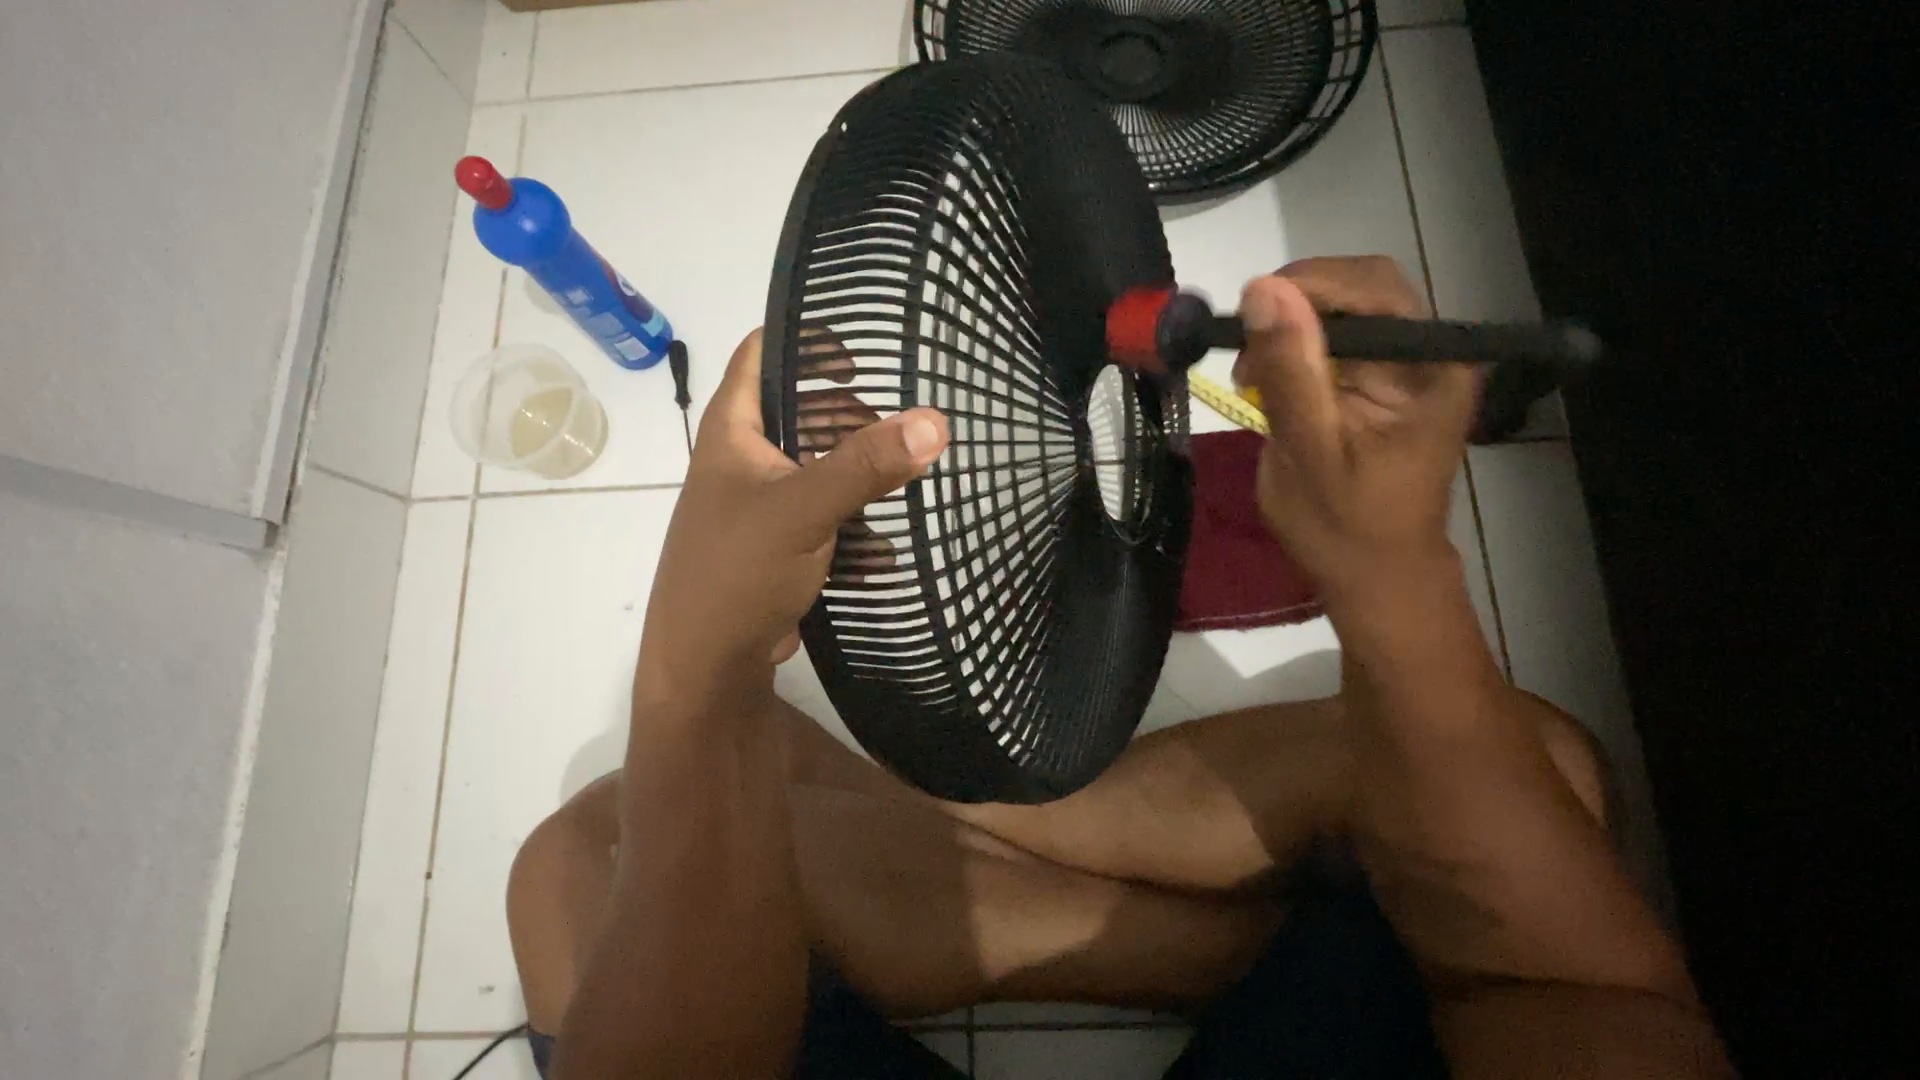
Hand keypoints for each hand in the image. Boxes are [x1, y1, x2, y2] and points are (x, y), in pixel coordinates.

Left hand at [637, 329, 948, 698]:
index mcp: (734, 432)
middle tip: (898, 424)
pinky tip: (886, 545)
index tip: (860, 357)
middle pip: (801, 411)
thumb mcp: (802, 510)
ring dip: (859, 472)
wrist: (707, 666)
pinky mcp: (780, 544)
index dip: (805, 339)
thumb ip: (865, 465)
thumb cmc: (736, 572)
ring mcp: (762, 504)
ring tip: (904, 478)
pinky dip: (855, 523)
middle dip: (850, 415)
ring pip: (819, 467)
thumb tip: (935, 420)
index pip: (761, 354)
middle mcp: (745, 460)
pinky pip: (825, 517)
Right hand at [1232, 257, 1478, 599]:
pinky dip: (1294, 353)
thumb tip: (1262, 290)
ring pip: (1344, 311)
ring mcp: (1407, 367)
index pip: (1373, 288)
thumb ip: (1291, 373)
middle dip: (1295, 308)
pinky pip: (1336, 342)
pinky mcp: (1382, 382)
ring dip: (1289, 331)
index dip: (1308, 285)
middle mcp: (1430, 354)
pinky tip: (1269, 383)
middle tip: (1245, 355)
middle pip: (1362, 290)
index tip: (1248, 317)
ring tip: (1251, 376)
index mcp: (1433, 367)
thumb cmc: (1344, 527)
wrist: (1373, 576)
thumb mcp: (1309, 452)